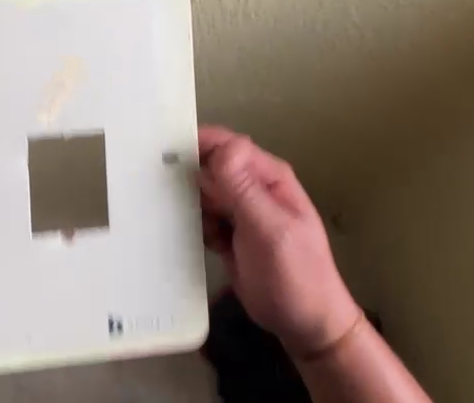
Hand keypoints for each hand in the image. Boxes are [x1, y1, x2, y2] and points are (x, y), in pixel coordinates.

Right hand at [198, 126, 363, 358]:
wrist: (306, 328)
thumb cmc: (296, 276)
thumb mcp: (270, 231)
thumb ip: (244, 189)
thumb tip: (222, 146)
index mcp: (269, 176)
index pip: (227, 145)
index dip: (198, 146)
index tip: (167, 157)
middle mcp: (252, 186)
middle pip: (210, 164)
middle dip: (191, 177)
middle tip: (180, 200)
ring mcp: (240, 209)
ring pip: (202, 189)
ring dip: (193, 203)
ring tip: (200, 226)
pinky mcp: (227, 231)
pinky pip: (201, 214)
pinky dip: (196, 223)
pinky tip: (205, 241)